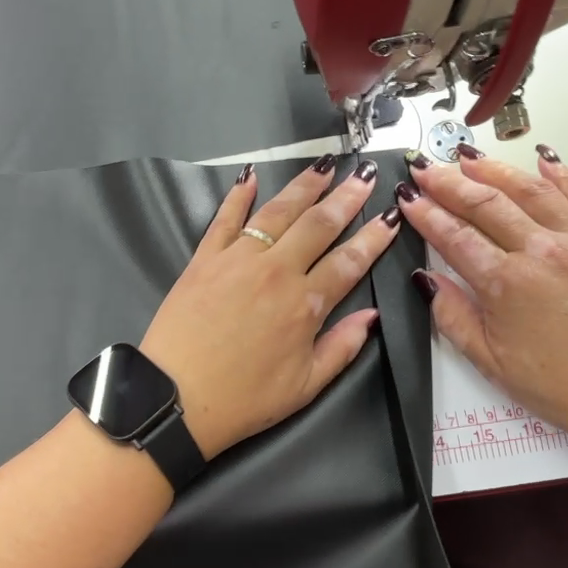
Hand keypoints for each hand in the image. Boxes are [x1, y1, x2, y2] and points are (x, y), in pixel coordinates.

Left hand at [141, 157, 400, 458]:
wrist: (175, 398)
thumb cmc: (243, 400)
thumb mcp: (305, 387)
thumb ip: (342, 348)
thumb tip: (371, 316)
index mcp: (305, 305)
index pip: (349, 261)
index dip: (374, 238)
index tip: (392, 217)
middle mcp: (276, 271)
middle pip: (319, 225)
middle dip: (347, 198)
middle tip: (366, 174)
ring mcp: (238, 260)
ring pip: (278, 212)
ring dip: (304, 186)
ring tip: (324, 167)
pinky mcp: (204, 259)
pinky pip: (225, 218)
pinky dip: (239, 195)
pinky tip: (251, 177)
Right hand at [397, 147, 567, 460]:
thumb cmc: (565, 387)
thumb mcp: (492, 362)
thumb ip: (453, 317)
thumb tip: (427, 282)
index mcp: (506, 284)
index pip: (455, 235)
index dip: (426, 213)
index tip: (408, 198)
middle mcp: (542, 252)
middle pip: (486, 202)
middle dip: (449, 182)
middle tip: (426, 169)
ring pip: (531, 189)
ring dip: (496, 169)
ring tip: (469, 158)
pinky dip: (562, 174)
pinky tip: (544, 161)